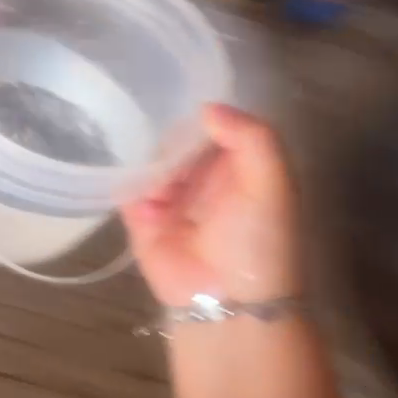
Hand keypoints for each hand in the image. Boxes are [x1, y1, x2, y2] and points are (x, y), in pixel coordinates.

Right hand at [122, 104, 301, 306]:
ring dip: (147, 164)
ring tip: (152, 174)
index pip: (216, 126)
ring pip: (149, 162)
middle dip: (166, 138)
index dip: (201, 113)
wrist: (225, 297)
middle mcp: (203, 178)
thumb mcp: (272, 184)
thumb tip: (206, 107)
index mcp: (240, 166)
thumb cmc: (258, 240)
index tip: (183, 99)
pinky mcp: (139, 218)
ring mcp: (170, 197)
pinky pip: (125, 190)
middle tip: (161, 139)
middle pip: (176, 142)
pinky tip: (135, 188)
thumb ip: (251, 139)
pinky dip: (125, 185)